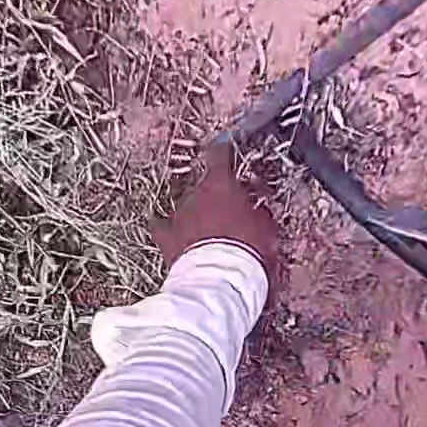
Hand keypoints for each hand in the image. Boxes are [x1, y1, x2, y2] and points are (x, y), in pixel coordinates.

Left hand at [151, 144, 279, 289]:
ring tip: (204, 228)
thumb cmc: (246, 251)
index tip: (225, 147)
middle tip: (224, 208)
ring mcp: (179, 216)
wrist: (219, 279)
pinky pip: (161, 228)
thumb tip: (258, 209)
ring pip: (185, 206)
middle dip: (212, 194)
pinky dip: (165, 228)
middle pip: (202, 185)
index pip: (219, 154)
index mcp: (222, 185)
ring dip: (193, 213)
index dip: (223, 149)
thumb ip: (259, 211)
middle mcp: (196, 194)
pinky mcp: (166, 239)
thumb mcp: (265, 228)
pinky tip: (166, 230)